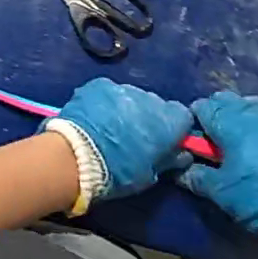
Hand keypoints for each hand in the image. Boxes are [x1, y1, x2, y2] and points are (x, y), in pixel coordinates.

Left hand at [50, 78, 194, 200]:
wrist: (74, 156)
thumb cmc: (117, 172)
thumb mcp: (149, 175)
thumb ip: (169, 160)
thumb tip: (183, 152)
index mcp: (167, 121)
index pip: (182, 116)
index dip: (175, 129)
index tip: (164, 141)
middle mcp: (149, 98)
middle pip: (157, 105)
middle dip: (150, 118)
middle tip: (135, 137)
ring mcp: (123, 87)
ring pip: (133, 97)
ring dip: (128, 110)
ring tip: (112, 128)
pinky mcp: (100, 84)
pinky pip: (111, 92)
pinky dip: (107, 103)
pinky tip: (96, 118)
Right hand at [179, 93, 257, 258]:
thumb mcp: (221, 192)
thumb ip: (197, 176)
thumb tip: (181, 169)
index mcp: (230, 120)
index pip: (202, 107)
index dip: (196, 124)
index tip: (196, 144)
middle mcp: (252, 109)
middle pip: (226, 102)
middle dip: (218, 117)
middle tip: (216, 146)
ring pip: (249, 106)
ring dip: (241, 119)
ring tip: (240, 146)